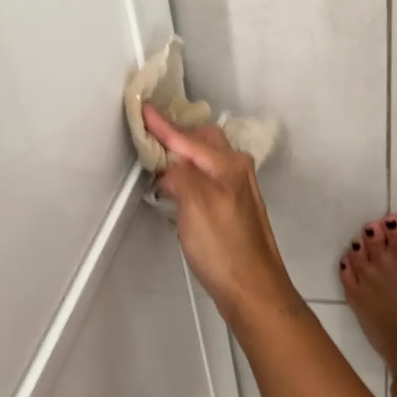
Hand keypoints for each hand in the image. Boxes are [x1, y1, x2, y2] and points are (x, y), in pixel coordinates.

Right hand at [142, 103, 297, 318]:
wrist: (253, 289)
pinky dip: (193, 175)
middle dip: (179, 135)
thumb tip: (170, 168)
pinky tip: (181, 187)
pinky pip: (210, 178)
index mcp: (228, 166)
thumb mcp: (196, 205)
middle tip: (152, 136)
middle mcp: (237, 172)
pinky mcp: (235, 211)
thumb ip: (180, 176)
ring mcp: (238, 192)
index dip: (163, 126)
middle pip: (204, 141)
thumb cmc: (224, 250)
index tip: (144, 107)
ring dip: (186, 155)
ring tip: (162, 159)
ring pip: (209, 159)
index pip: (188, 138)